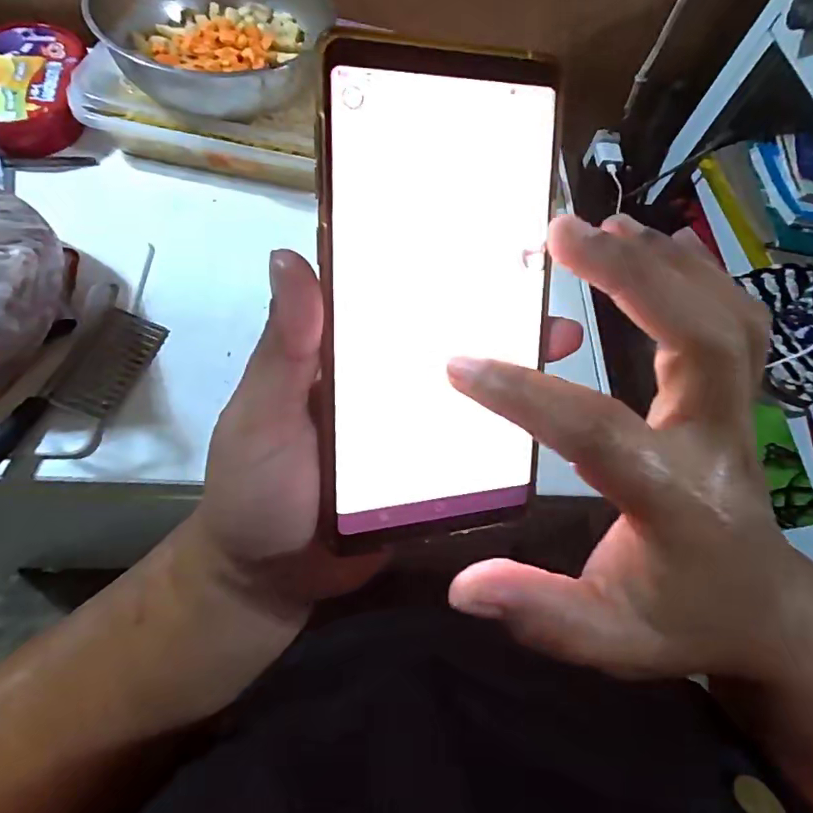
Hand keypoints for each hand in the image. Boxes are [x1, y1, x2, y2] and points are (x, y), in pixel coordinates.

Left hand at [189, 249, 586, 618]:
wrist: (271, 581)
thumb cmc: (254, 489)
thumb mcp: (263, 414)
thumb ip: (284, 347)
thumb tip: (287, 255)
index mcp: (335, 355)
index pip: (382, 296)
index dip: (421, 264)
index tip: (472, 231)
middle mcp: (375, 380)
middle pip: (434, 336)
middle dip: (483, 308)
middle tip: (536, 282)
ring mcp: (405, 426)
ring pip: (462, 384)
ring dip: (505, 361)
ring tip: (559, 337)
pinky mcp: (428, 471)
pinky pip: (470, 439)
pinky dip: (504, 422)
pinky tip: (547, 410)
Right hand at [445, 214, 812, 683]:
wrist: (769, 610)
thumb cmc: (683, 619)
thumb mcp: (607, 638)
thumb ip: (540, 613)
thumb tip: (465, 587)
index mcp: (675, 499)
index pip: (598, 431)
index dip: (526, 394)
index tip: (459, 365)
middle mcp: (715, 443)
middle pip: (700, 340)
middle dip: (632, 275)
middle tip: (563, 230)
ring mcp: (737, 414)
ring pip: (726, 318)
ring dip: (664, 262)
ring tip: (603, 224)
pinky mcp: (739, 399)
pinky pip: (735, 321)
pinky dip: (699, 274)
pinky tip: (657, 245)